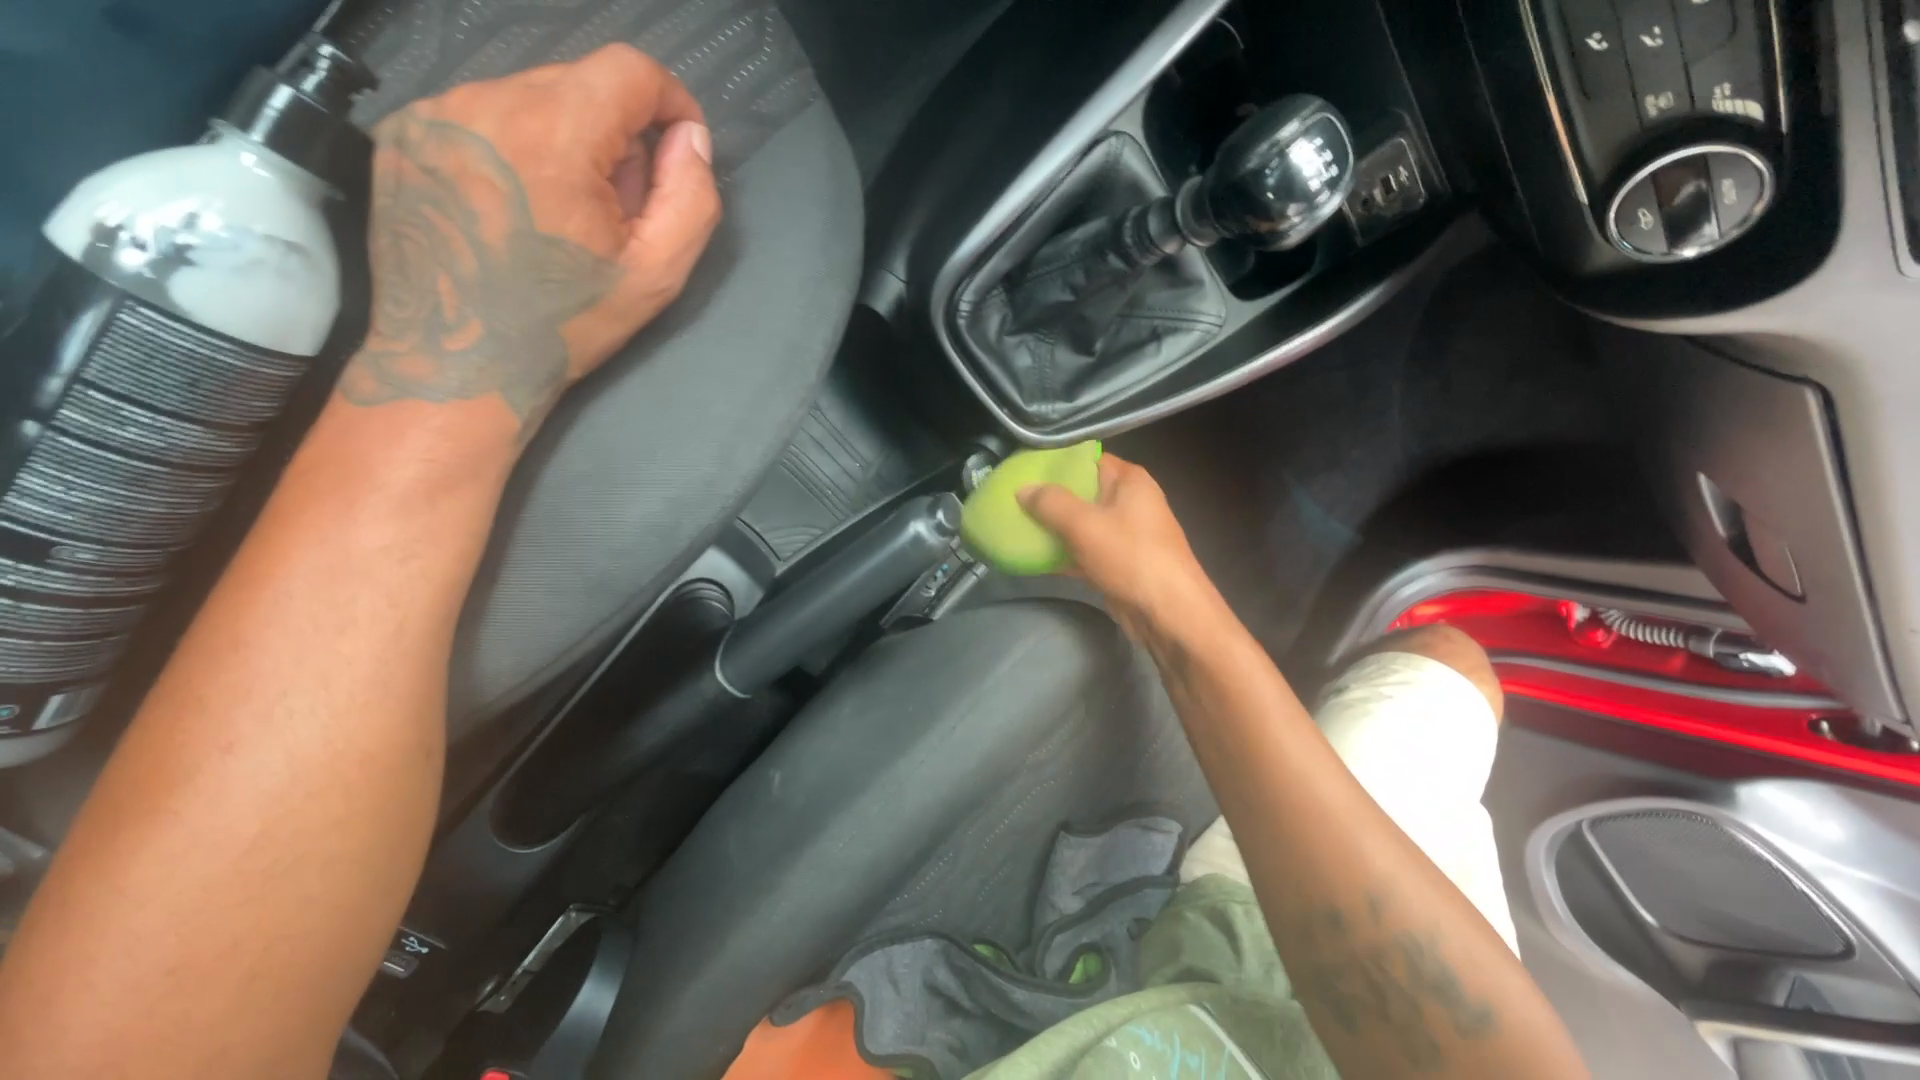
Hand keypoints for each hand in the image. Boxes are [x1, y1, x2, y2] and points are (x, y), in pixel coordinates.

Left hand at [339, 44, 722, 429]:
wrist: (458, 362)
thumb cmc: (565, 323)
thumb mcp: (656, 274)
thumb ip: (691, 197)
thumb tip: (689, 138)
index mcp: (553, 132)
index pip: (629, 69)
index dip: (669, 100)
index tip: (677, 145)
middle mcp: (484, 101)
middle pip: (579, 81)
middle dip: (614, 132)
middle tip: (615, 204)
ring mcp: (434, 113)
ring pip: (529, 96)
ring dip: (563, 138)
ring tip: (559, 210)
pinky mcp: (402, 132)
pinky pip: (481, 114)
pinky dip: (513, 145)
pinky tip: (512, 206)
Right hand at [1019, 454, 1224, 632]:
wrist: (1167, 613)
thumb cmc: (1130, 556)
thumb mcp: (1084, 524)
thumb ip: (1050, 503)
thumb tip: (1023, 489)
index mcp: (1129, 480)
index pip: (1087, 459)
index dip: (1055, 463)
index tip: (1022, 470)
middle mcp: (1129, 502)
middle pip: (1081, 492)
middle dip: (1048, 499)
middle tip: (1012, 501)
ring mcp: (1124, 536)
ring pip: (1080, 525)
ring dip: (1052, 529)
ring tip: (1014, 527)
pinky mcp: (1117, 565)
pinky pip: (1083, 553)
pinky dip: (1061, 555)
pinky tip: (1031, 559)